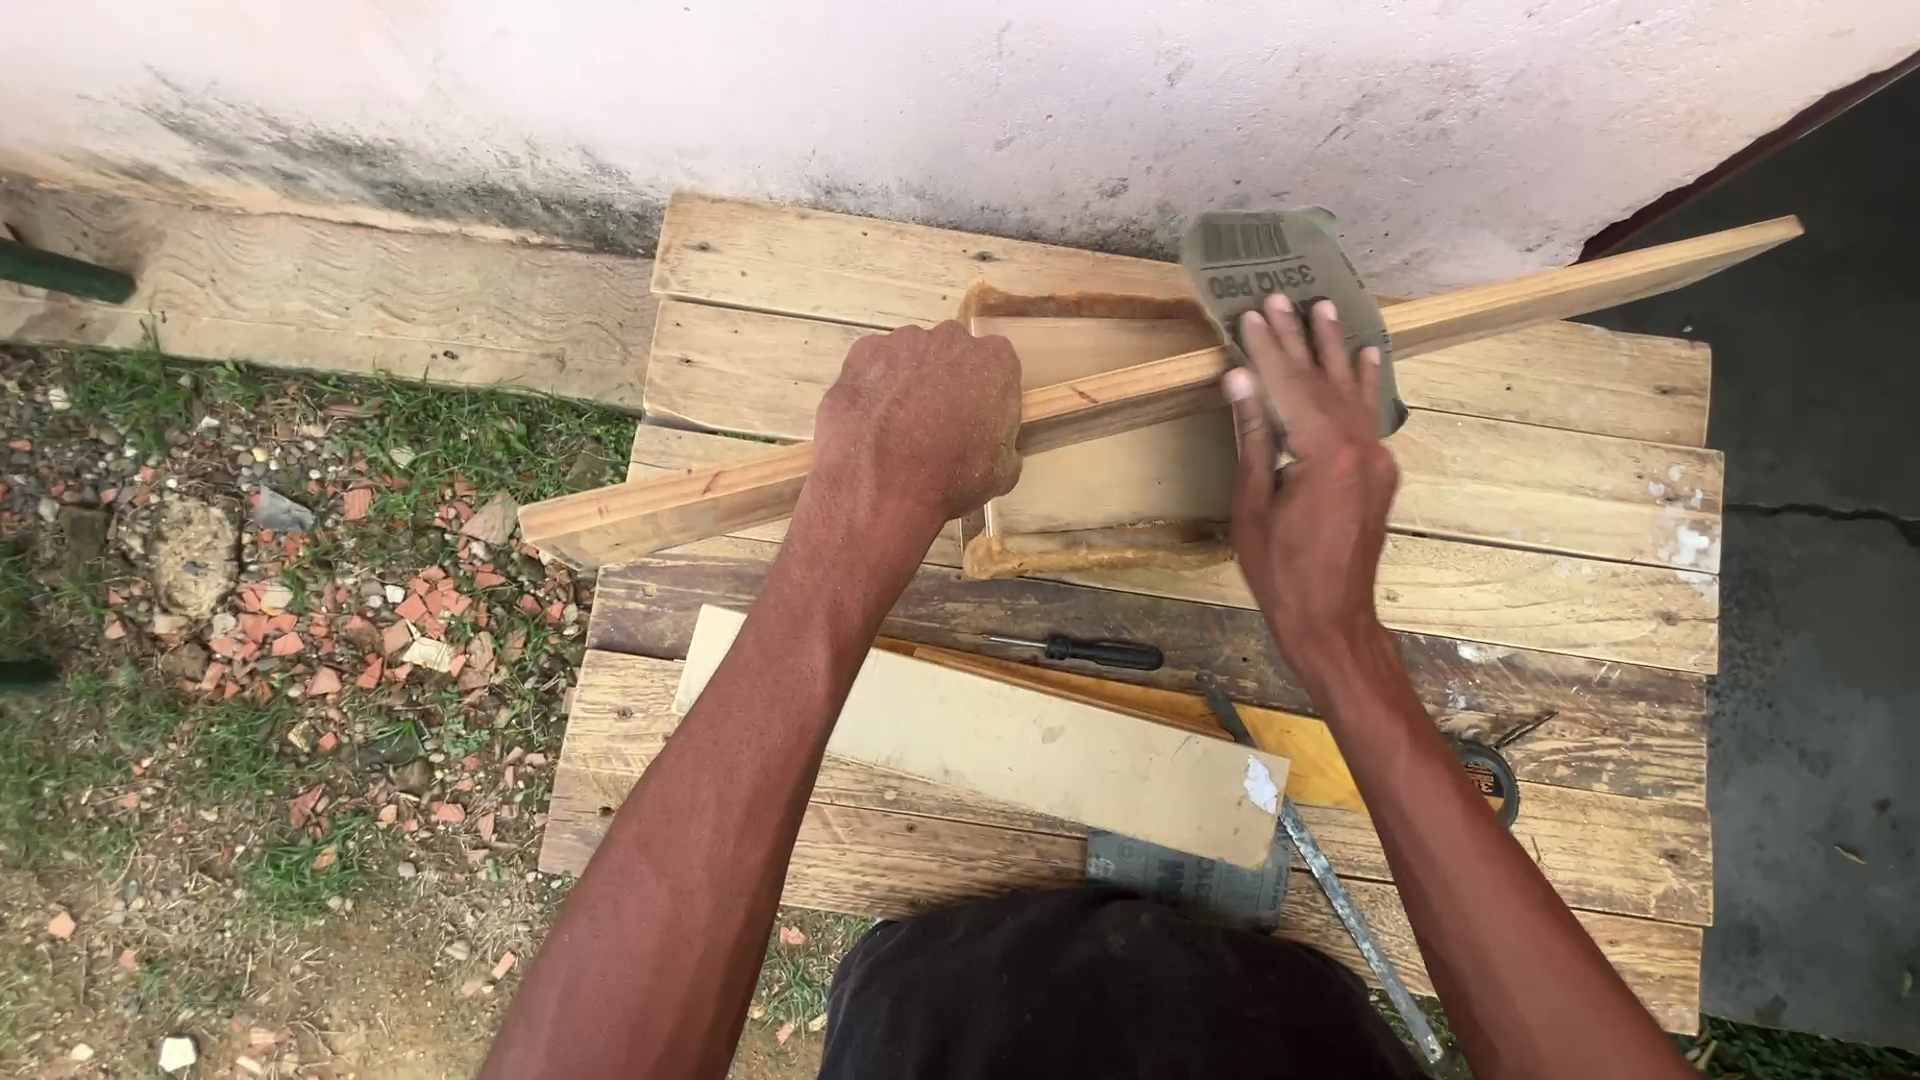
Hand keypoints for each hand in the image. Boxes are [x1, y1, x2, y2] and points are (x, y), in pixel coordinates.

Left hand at [808, 321, 1022, 535]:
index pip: (997, 368)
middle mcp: (951, 339)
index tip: (974, 421)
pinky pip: (874, 365)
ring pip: (911, 357)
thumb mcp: (1001, 473)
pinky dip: (874, 386)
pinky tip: (871, 421)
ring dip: (909, 383)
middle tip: (936, 425)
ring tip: (897, 428)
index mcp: (995, 361)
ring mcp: (903, 342)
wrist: (883, 486)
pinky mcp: (862, 353)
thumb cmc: (952, 480)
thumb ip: (1003, 443)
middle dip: (947, 382)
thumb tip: (993, 446)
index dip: (985, 396)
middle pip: (953, 356)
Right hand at [1224, 294, 1398, 675]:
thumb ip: (1252, 438)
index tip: (1250, 313)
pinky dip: (1365, 383)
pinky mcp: (1380, 473)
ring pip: (1352, 392)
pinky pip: (1369, 415)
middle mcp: (1361, 448)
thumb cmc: (1280, 572)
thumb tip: (1239, 380)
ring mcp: (1377, 460)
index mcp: (1326, 456)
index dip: (1266, 350)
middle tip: (1280, 297)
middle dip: (1297, 339)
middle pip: (1321, 382)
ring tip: (1325, 307)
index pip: (1289, 388)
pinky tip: (1366, 356)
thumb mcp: (1253, 506)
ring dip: (1335, 349)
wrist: (1332, 619)